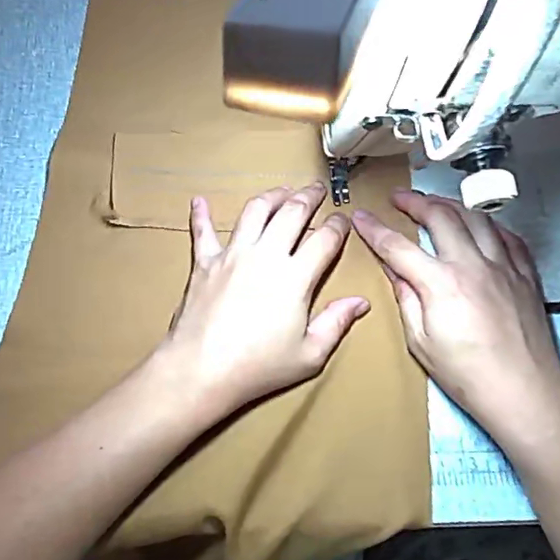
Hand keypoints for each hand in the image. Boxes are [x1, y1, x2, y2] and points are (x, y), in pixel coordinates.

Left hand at [152, 183, 369, 420]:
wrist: (201, 369)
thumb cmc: (257, 367)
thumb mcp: (309, 354)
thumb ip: (336, 323)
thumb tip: (360, 303)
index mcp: (295, 277)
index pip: (324, 239)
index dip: (338, 225)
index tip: (343, 218)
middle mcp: (264, 256)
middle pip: (291, 213)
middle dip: (308, 197)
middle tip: (316, 190)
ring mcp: (232, 255)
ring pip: (254, 212)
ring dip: (271, 197)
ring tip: (281, 192)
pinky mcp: (204, 263)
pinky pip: (202, 232)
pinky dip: (201, 215)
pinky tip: (199, 201)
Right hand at [352, 189, 559, 450]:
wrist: (524, 393)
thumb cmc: (469, 376)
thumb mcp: (421, 342)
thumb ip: (406, 299)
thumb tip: (395, 271)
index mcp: (442, 284)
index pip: (398, 246)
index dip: (374, 229)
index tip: (360, 217)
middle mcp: (474, 265)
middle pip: (441, 216)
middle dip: (415, 202)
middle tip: (400, 198)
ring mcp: (504, 266)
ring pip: (476, 218)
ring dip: (451, 206)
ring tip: (436, 205)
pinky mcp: (526, 274)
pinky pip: (507, 235)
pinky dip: (487, 224)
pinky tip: (479, 227)